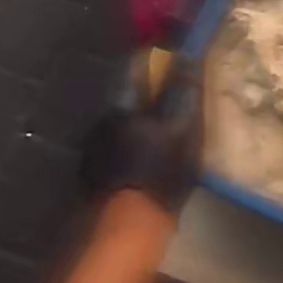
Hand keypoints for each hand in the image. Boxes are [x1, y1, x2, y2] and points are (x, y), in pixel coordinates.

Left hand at [80, 54, 202, 215]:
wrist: (129, 230)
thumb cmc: (161, 168)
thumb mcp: (182, 122)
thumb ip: (183, 87)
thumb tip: (186, 52)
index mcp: (119, 103)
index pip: (135, 64)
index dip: (157, 54)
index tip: (178, 53)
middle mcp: (101, 121)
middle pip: (128, 92)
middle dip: (151, 86)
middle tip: (178, 87)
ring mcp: (96, 150)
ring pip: (124, 118)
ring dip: (144, 113)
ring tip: (170, 120)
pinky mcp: (98, 175)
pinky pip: (122, 141)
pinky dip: (139, 137)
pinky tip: (154, 149)